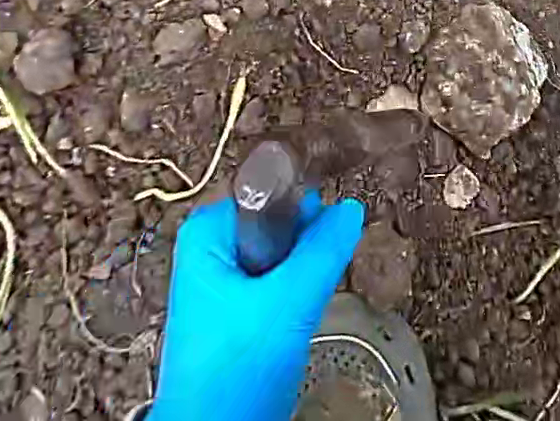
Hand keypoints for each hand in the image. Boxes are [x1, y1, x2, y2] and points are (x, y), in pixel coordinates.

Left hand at [150, 194, 365, 420]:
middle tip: (308, 278)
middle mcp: (213, 246)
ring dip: (307, 268)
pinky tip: (297, 314)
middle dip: (307, 242)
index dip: (305, 209)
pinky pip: (285, 273)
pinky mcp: (240, 302)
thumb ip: (326, 246)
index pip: (275, 189)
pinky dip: (300, 288)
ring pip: (289, 247)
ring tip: (301, 301)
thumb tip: (350, 208)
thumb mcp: (291, 300)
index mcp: (209, 231)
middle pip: (284, 217)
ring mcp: (226, 275)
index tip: (323, 233)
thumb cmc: (235, 370)